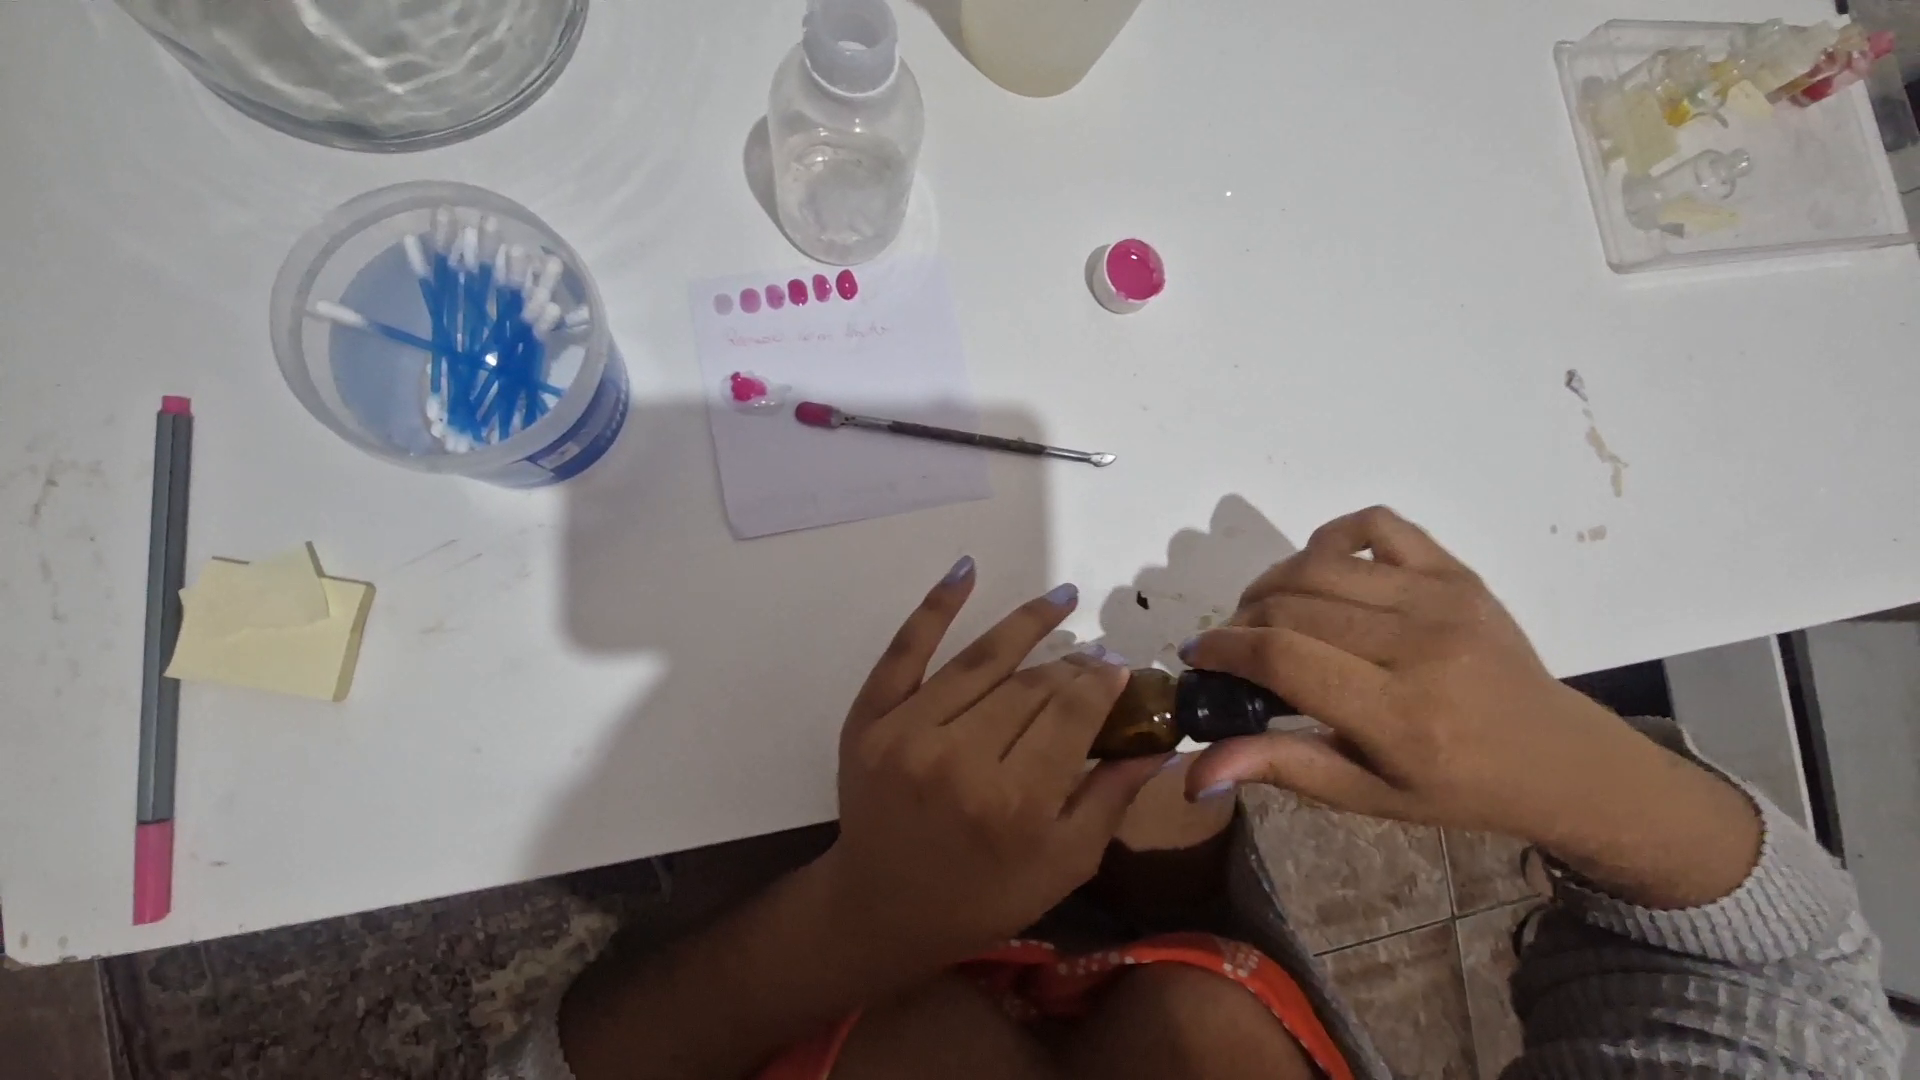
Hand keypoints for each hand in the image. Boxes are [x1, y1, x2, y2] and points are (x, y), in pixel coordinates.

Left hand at [818, 560, 1168, 974]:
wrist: (881, 907)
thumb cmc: (983, 896)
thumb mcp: (1063, 865)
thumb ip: (1110, 798)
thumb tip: (1158, 739)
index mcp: (1013, 804)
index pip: (1071, 715)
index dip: (1101, 682)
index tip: (1120, 666)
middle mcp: (958, 759)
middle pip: (1030, 686)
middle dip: (1072, 664)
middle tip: (1094, 655)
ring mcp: (905, 732)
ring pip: (980, 660)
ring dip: (1026, 622)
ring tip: (1062, 598)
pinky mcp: (867, 718)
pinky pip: (904, 650)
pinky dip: (936, 606)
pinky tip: (967, 570)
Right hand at [1179, 508, 1756, 887]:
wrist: (1559, 758)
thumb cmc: (1454, 788)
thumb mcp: (1364, 795)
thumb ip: (1280, 767)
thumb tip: (1192, 773)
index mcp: (1400, 715)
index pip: (1283, 657)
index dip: (1225, 649)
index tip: (1197, 655)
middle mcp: (1421, 645)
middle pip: (1291, 605)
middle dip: (1240, 621)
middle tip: (1232, 646)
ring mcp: (1443, 597)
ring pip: (1317, 564)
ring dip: (1270, 584)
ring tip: (1262, 612)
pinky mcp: (1457, 572)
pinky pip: (1374, 524)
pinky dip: (1330, 537)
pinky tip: (1319, 567)